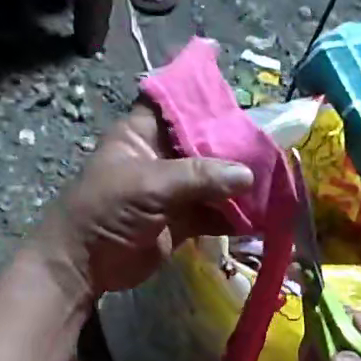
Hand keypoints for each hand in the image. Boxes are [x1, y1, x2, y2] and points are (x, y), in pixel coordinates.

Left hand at [32, 102, 254, 295]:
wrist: (83, 265)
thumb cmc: (105, 210)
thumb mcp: (149, 185)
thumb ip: (198, 177)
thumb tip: (248, 175)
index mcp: (143, 133)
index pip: (177, 102)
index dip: (204, 95)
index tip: (241, 94)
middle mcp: (161, 156)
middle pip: (205, 143)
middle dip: (236, 146)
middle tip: (275, 145)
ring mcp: (173, 190)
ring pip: (214, 180)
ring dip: (240, 185)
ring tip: (277, 182)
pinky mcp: (181, 221)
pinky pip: (214, 213)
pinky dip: (235, 215)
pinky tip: (262, 215)